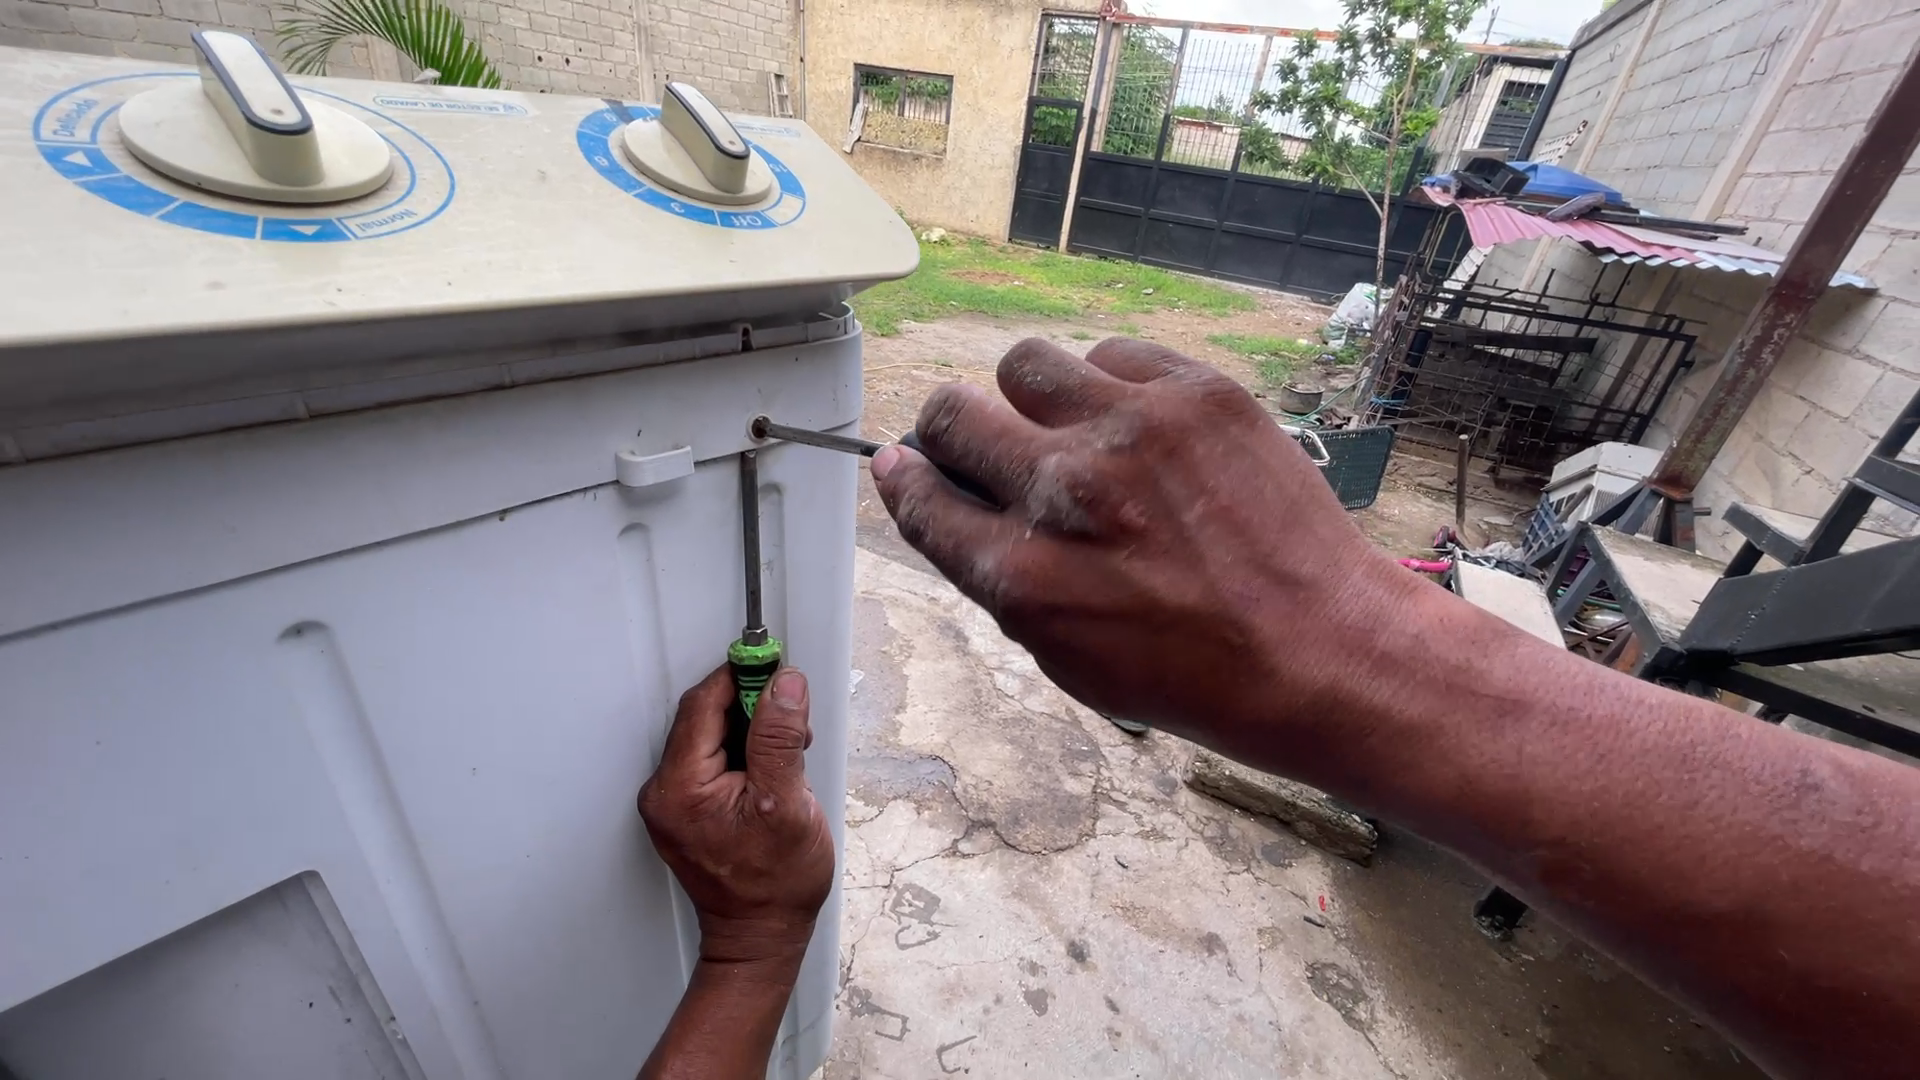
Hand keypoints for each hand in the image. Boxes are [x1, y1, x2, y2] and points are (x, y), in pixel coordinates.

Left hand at [638, 665, 834, 969]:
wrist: (761, 935)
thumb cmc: (774, 884)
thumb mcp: (787, 804)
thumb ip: (781, 739)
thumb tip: (785, 686)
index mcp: (680, 789)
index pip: (703, 706)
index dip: (740, 678)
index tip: (773, 664)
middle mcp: (666, 791)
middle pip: (705, 716)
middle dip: (753, 705)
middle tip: (792, 713)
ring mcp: (675, 799)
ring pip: (713, 733)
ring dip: (754, 727)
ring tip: (790, 751)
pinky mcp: (690, 805)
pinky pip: (715, 755)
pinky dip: (747, 748)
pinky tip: (774, 765)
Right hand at [869, 337, 1423, 765]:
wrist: (1322, 649)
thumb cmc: (1185, 672)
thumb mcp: (1063, 655)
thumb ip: (992, 574)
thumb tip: (938, 495)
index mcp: (1024, 577)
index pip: (921, 498)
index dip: (904, 478)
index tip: (904, 465)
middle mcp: (1066, 491)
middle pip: (949, 413)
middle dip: (950, 433)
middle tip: (986, 449)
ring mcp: (1133, 430)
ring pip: (1023, 364)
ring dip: (1028, 400)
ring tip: (1071, 432)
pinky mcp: (1196, 391)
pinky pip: (1109, 353)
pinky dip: (1107, 388)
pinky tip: (1140, 429)